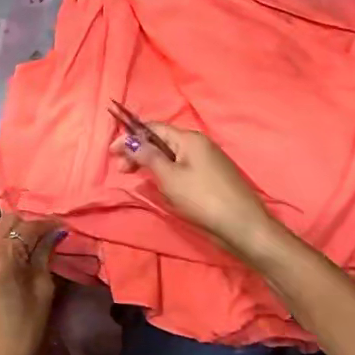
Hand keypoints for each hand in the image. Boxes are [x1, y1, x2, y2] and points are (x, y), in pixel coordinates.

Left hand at [0, 213, 63, 354]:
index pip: (27, 226)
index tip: (65, 228)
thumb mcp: (42, 290)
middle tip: (51, 237)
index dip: (48, 224)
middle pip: (7, 221)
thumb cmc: (23, 331)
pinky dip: (4, 246)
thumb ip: (45, 254)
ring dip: (16, 234)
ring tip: (37, 247)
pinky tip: (19, 258)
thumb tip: (55, 233)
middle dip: (30, 225)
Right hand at [113, 122, 284, 259]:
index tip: (112, 153)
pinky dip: (166, 173)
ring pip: (172, 156)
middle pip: (162, 142)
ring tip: (139, 179)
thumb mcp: (169, 177)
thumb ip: (148, 156)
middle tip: (123, 171)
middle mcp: (199, 144)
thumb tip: (132, 141)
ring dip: (152, 164)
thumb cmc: (202, 199)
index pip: (153, 128)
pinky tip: (161, 187)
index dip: (130, 137)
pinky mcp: (211, 178)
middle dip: (139, 152)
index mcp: (189, 139)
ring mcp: (208, 161)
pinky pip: (182, 169)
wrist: (242, 226)